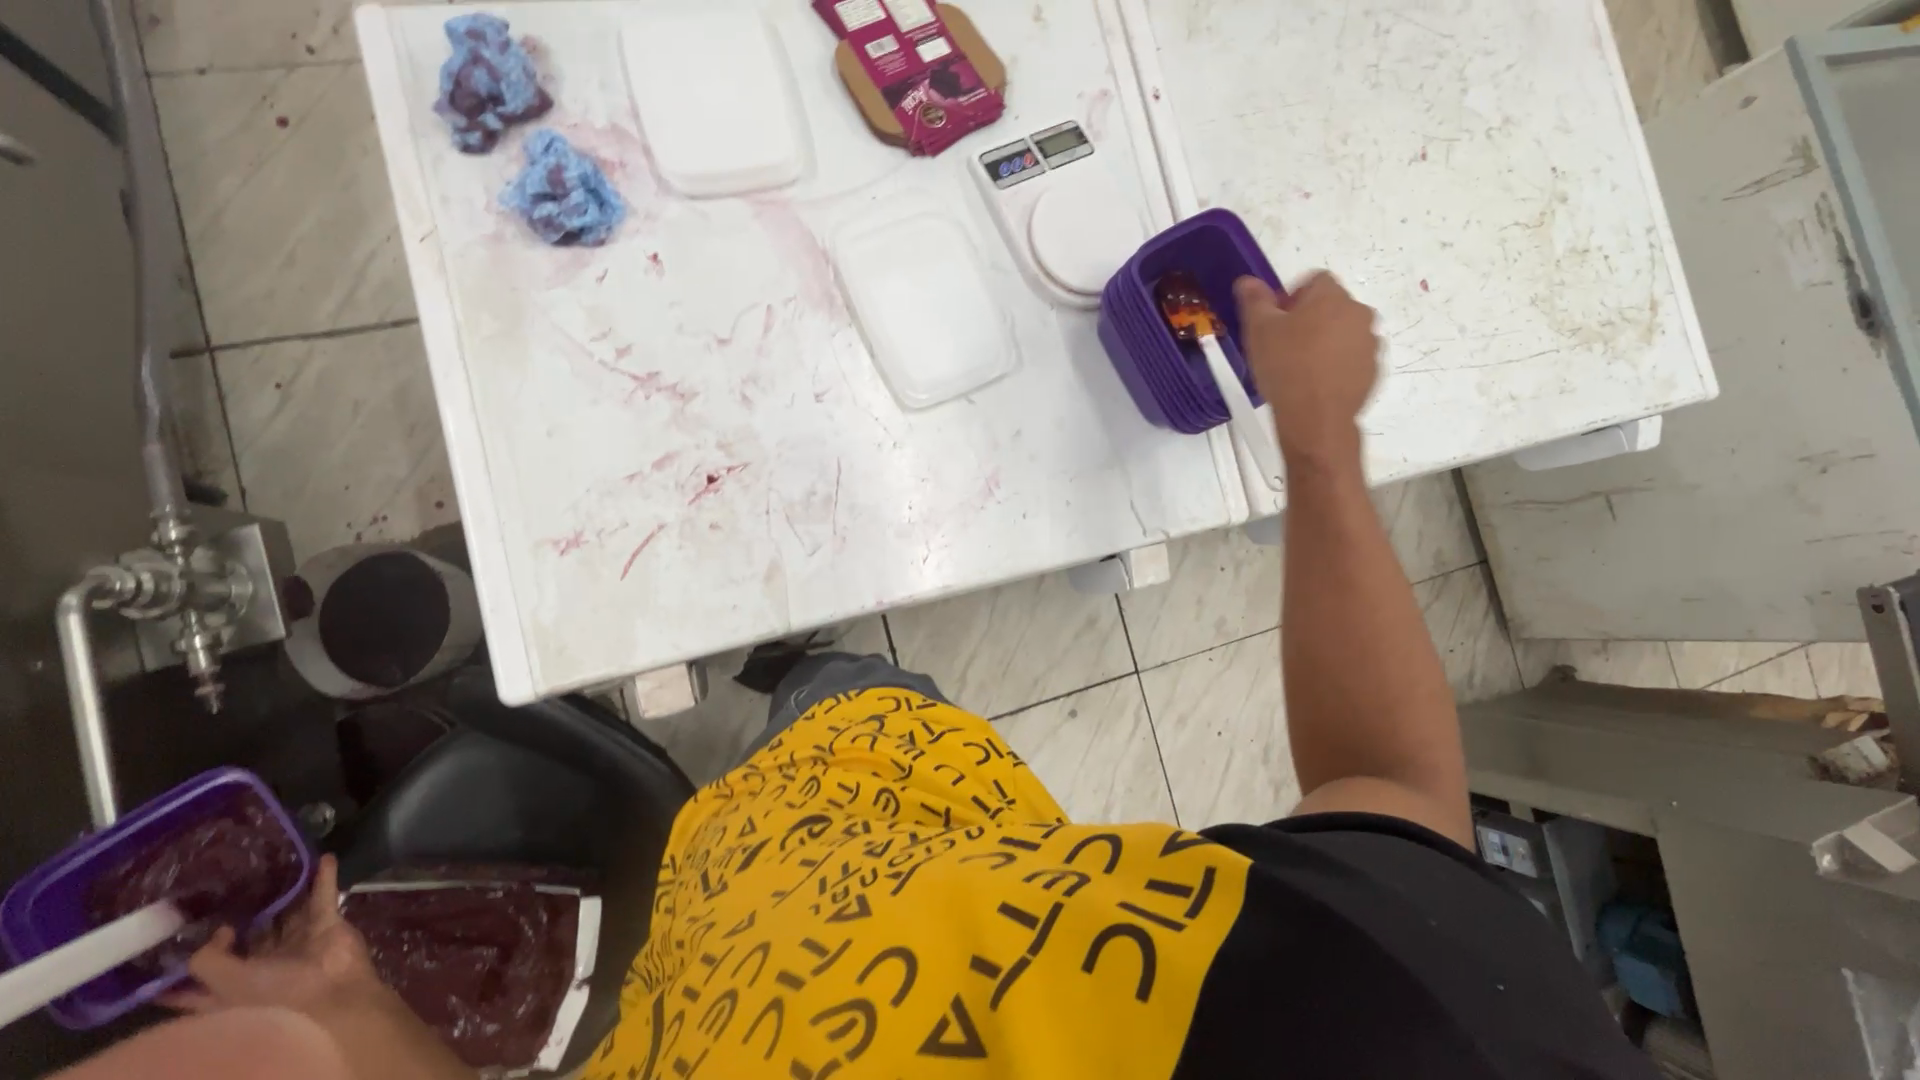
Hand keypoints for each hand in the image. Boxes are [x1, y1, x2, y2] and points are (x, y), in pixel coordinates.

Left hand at [164, 856, 383, 1021]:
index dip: (181, 964)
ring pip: (284, 913)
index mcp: (233, 984)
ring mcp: (297, 942)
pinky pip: (323, 896)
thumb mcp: (225, 982)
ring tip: (272, 868)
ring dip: (282, 894)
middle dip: (238, 918)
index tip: (163, 943)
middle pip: (246, 939)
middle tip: (223, 889)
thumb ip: (207, 958)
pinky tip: (323, 858)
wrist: (333, 992)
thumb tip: (220, 930)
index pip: (198, 976)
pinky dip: (324, 878)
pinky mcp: (325, 925)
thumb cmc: (273, 994)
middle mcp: (263, 963)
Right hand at [1234, 272, 1379, 466]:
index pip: (1314, 280)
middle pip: (1331, 306)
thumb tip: (1248, 281)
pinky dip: (1336, 365)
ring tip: (1299, 368)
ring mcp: (1370, 343)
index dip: (1292, 297)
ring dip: (1324, 342)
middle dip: (1309, 319)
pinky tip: (1314, 384)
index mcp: (1332, 296)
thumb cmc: (1285, 366)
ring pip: (1343, 333)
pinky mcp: (1373, 371)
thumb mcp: (1259, 330)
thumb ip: (1254, 300)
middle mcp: (1359, 313)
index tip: (1275, 321)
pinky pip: (1351, 359)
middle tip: (1283, 344)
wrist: (1315, 418)